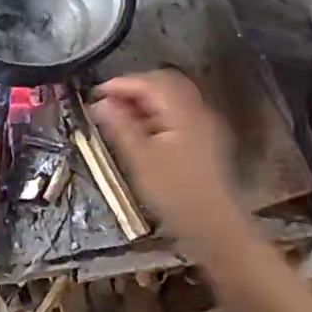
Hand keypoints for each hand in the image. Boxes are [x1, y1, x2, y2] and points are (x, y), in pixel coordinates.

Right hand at [90, 71, 248, 246]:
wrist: (215, 227)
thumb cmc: (175, 194)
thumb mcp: (139, 159)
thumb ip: (119, 126)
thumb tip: (99, 102)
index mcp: (183, 112)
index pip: (149, 83)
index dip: (120, 84)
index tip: (95, 94)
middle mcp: (198, 111)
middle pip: (164, 83)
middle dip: (134, 88)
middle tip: (108, 102)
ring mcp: (204, 124)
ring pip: (172, 97)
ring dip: (145, 100)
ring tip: (120, 115)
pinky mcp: (204, 139)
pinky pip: (178, 112)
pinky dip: (156, 113)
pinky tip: (141, 130)